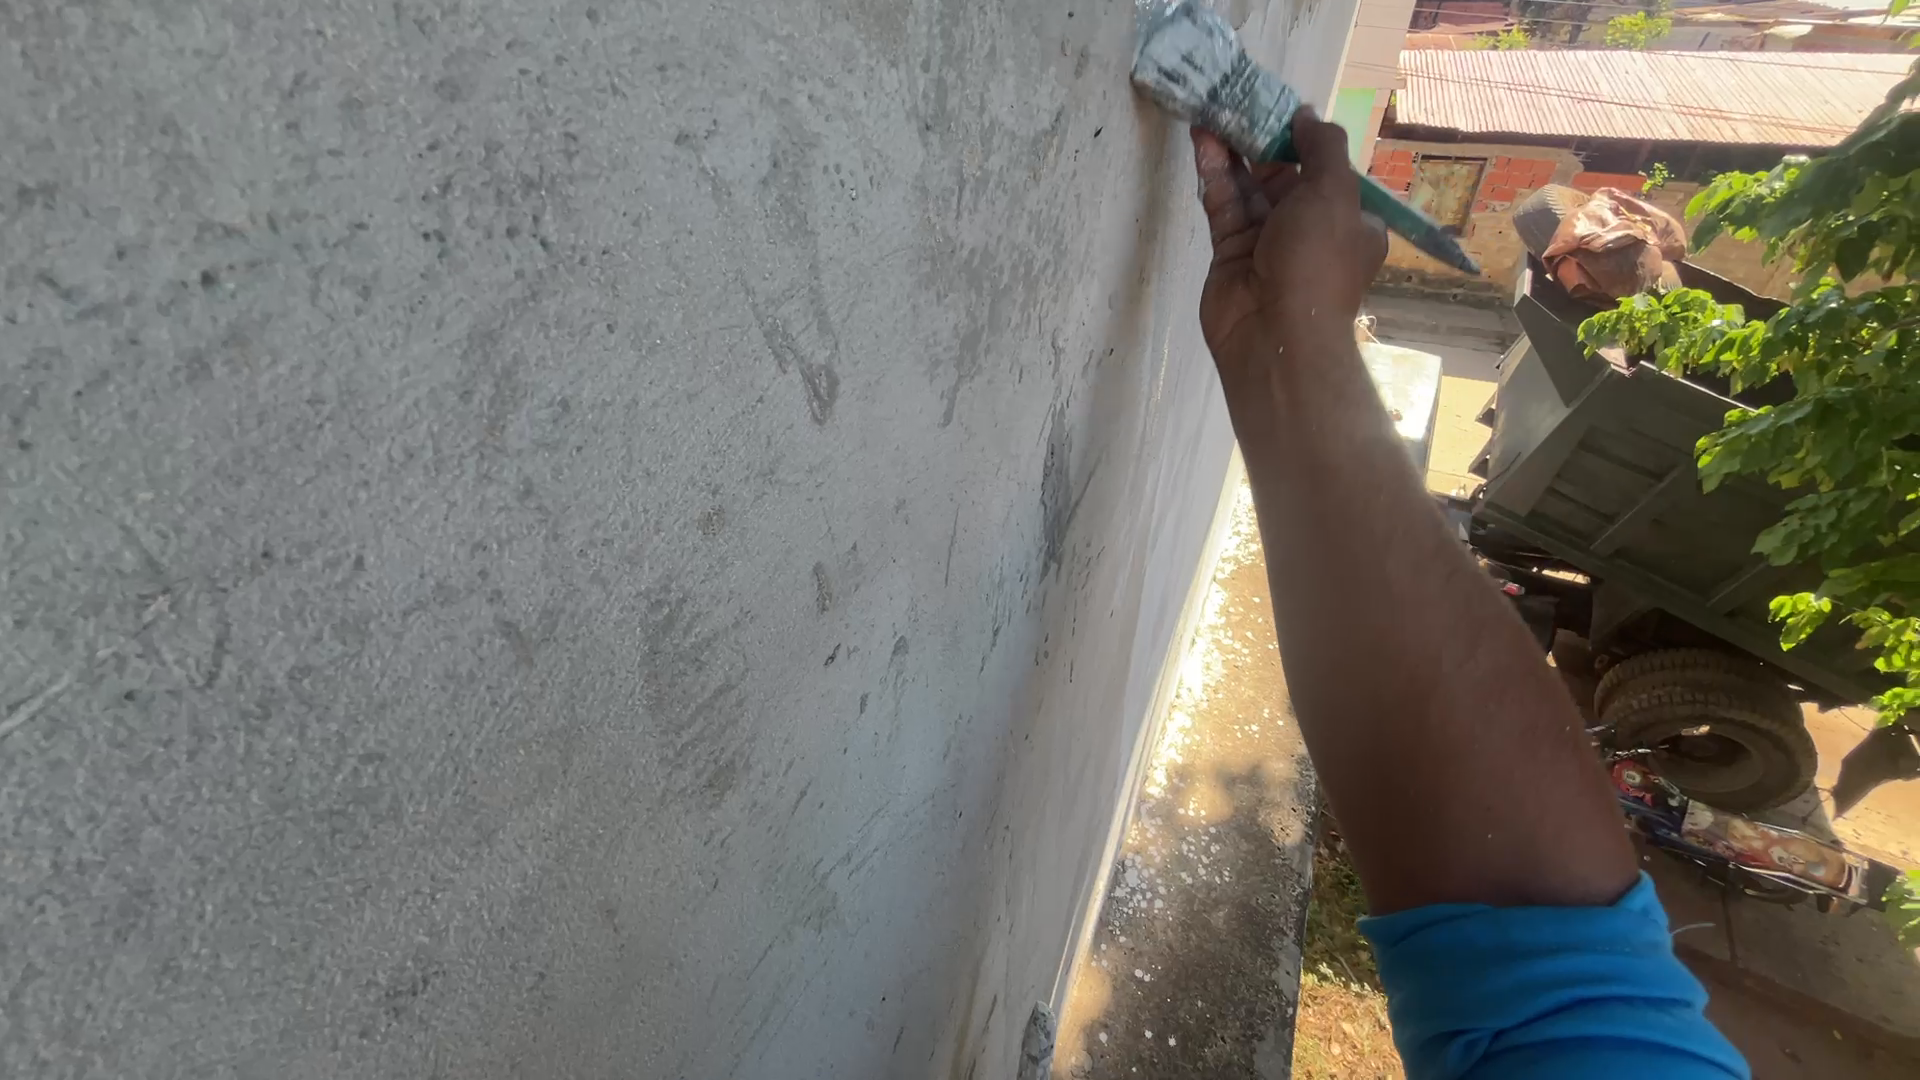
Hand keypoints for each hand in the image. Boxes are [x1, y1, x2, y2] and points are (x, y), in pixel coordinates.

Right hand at [1191, 110, 1386, 386]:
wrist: (1274, 333)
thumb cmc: (1317, 260)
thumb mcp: (1335, 192)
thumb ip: (1321, 147)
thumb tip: (1305, 115)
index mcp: (1347, 220)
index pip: (1326, 172)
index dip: (1304, 139)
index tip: (1282, 110)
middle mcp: (1307, 231)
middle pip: (1282, 176)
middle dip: (1262, 142)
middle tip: (1238, 104)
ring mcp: (1265, 244)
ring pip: (1248, 189)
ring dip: (1234, 154)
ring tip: (1213, 115)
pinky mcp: (1229, 254)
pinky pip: (1224, 208)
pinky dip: (1215, 178)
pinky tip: (1205, 146)